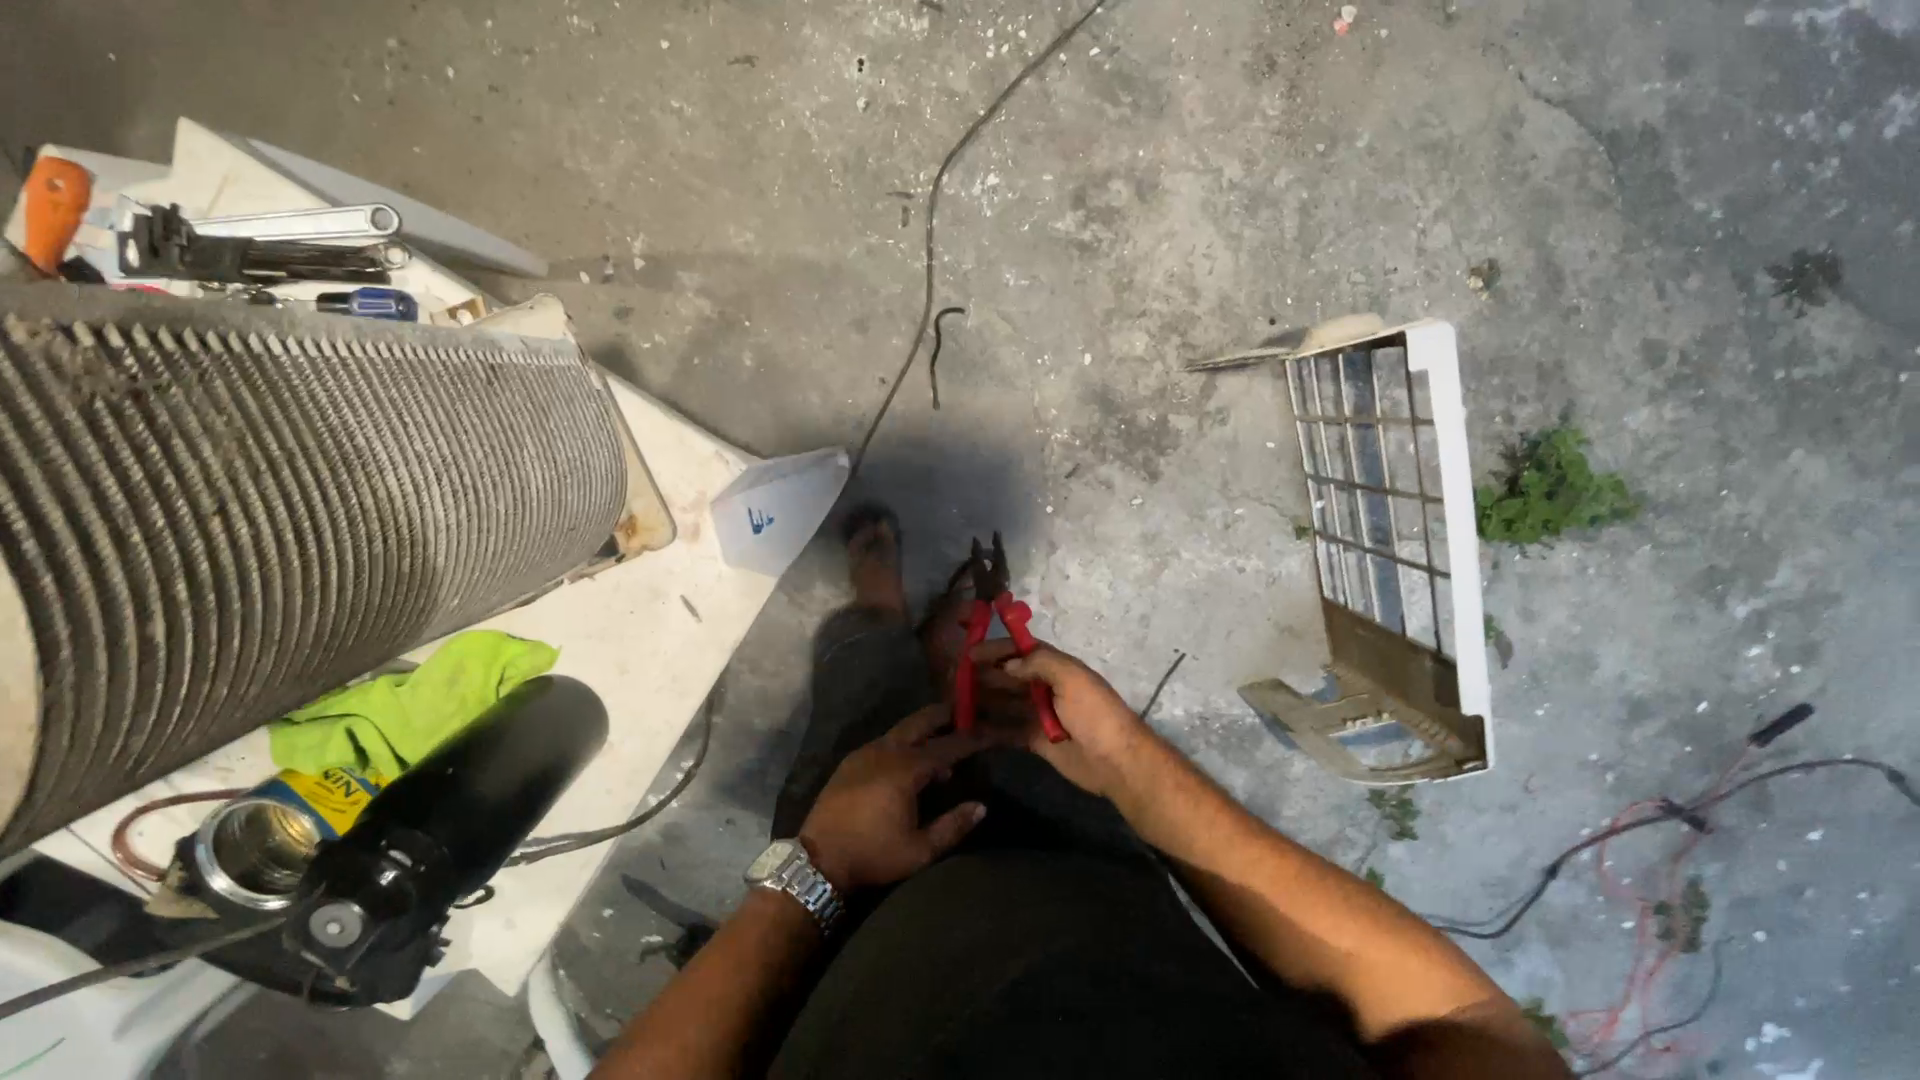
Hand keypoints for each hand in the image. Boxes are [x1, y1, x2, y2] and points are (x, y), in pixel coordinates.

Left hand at [797, 705, 987, 892]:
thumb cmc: (872, 855)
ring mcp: (864, 753)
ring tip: (942, 740)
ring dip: (924, 730)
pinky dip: (904, 742)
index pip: (948, 746)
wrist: (818, 860)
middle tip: (966, 712)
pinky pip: (884, 742)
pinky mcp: (851, 762)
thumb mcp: (919, 850)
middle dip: (945, 715)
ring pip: (901, 730)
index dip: (973, 739)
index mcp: (905, 769)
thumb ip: (952, 826)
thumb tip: (981, 806)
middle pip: (920, 722)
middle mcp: (886, 751)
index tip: (993, 733)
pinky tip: (909, 761)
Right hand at [970, 640, 1158, 800]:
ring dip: (982, 701)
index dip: (996, 649)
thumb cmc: (1095, 713)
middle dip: (983, 675)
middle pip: (1009, 677)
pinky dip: (988, 729)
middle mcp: (1046, 687)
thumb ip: (1040, 663)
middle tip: (952, 679)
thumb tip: (1008, 664)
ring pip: (1004, 703)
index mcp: (1057, 668)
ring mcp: (1039, 714)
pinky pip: (1006, 730)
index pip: (1021, 651)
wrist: (1116, 761)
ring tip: (952, 702)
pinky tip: (966, 729)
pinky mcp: (1035, 740)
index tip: (968, 652)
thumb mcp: (1072, 678)